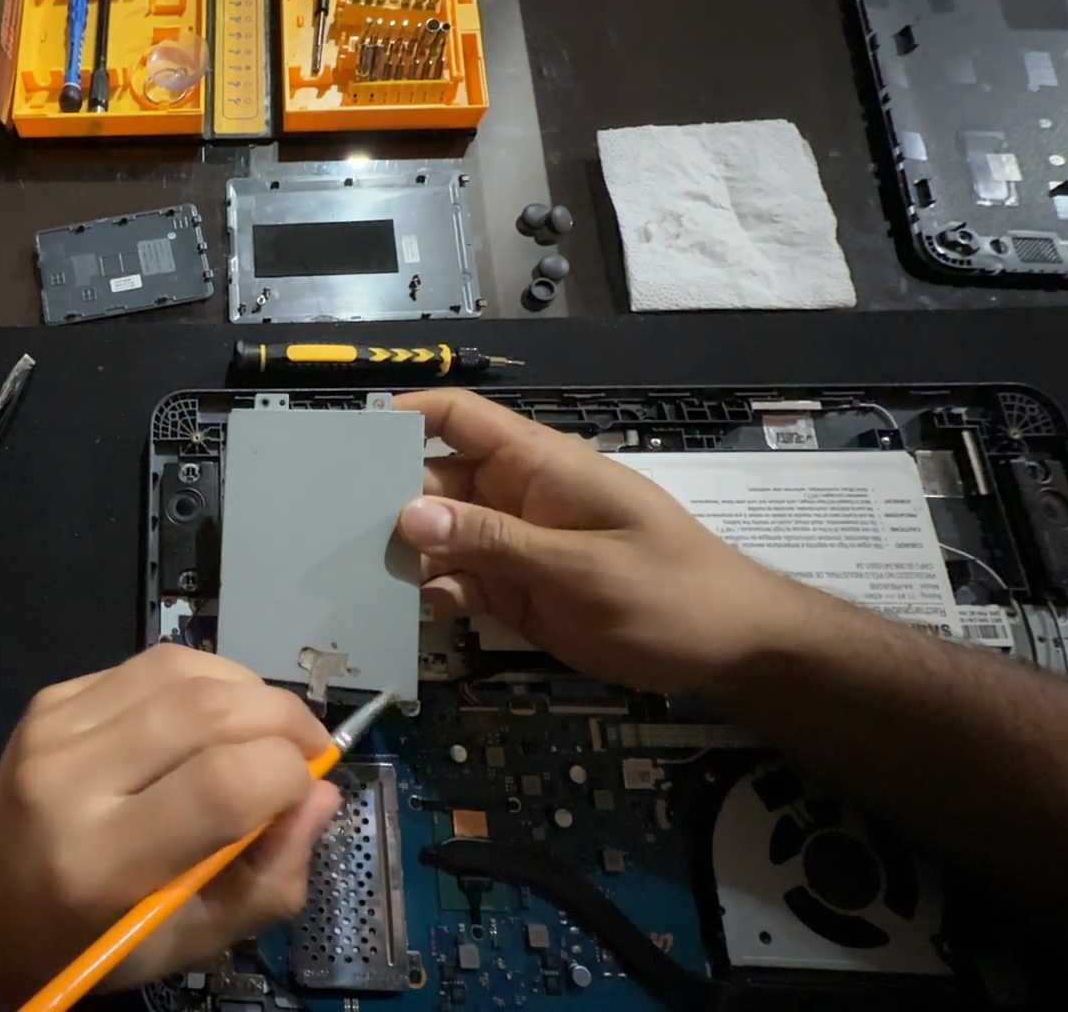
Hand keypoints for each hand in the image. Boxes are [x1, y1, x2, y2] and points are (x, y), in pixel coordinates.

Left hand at [0, 644, 341, 1004]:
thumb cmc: (90, 942)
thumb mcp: (189, 945)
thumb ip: (268, 879)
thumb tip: (320, 794)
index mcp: (100, 863)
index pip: (222, 785)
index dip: (288, 774)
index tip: (308, 787)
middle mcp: (68, 778)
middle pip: (205, 710)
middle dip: (281, 717)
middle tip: (307, 745)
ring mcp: (53, 726)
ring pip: (180, 668)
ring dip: (246, 687)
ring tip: (265, 724)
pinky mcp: (50, 696)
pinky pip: (147, 664)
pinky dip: (200, 677)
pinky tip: (211, 711)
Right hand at [393, 388, 809, 693]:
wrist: (728, 653)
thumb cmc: (669, 591)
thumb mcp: (581, 565)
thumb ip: (493, 540)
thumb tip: (407, 517)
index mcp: (534, 463)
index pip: (458, 417)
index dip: (406, 415)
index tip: (353, 440)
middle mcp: (509, 494)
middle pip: (430, 480)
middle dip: (387, 501)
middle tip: (339, 532)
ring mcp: (505, 540)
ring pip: (433, 534)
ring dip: (403, 554)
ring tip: (365, 578)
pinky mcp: (505, 584)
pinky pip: (452, 577)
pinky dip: (431, 591)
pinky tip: (419, 610)